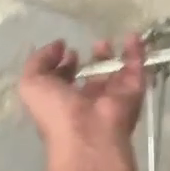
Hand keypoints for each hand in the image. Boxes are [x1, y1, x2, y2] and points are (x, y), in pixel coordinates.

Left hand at [19, 34, 146, 158]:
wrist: (90, 134)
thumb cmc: (57, 112)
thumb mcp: (32, 85)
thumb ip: (38, 62)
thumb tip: (58, 45)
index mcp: (63, 102)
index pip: (65, 81)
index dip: (64, 65)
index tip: (66, 48)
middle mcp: (89, 100)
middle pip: (93, 76)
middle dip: (93, 58)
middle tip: (93, 42)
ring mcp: (113, 95)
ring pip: (116, 70)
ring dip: (113, 54)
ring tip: (107, 40)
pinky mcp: (134, 89)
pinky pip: (137, 66)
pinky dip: (136, 51)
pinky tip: (131, 36)